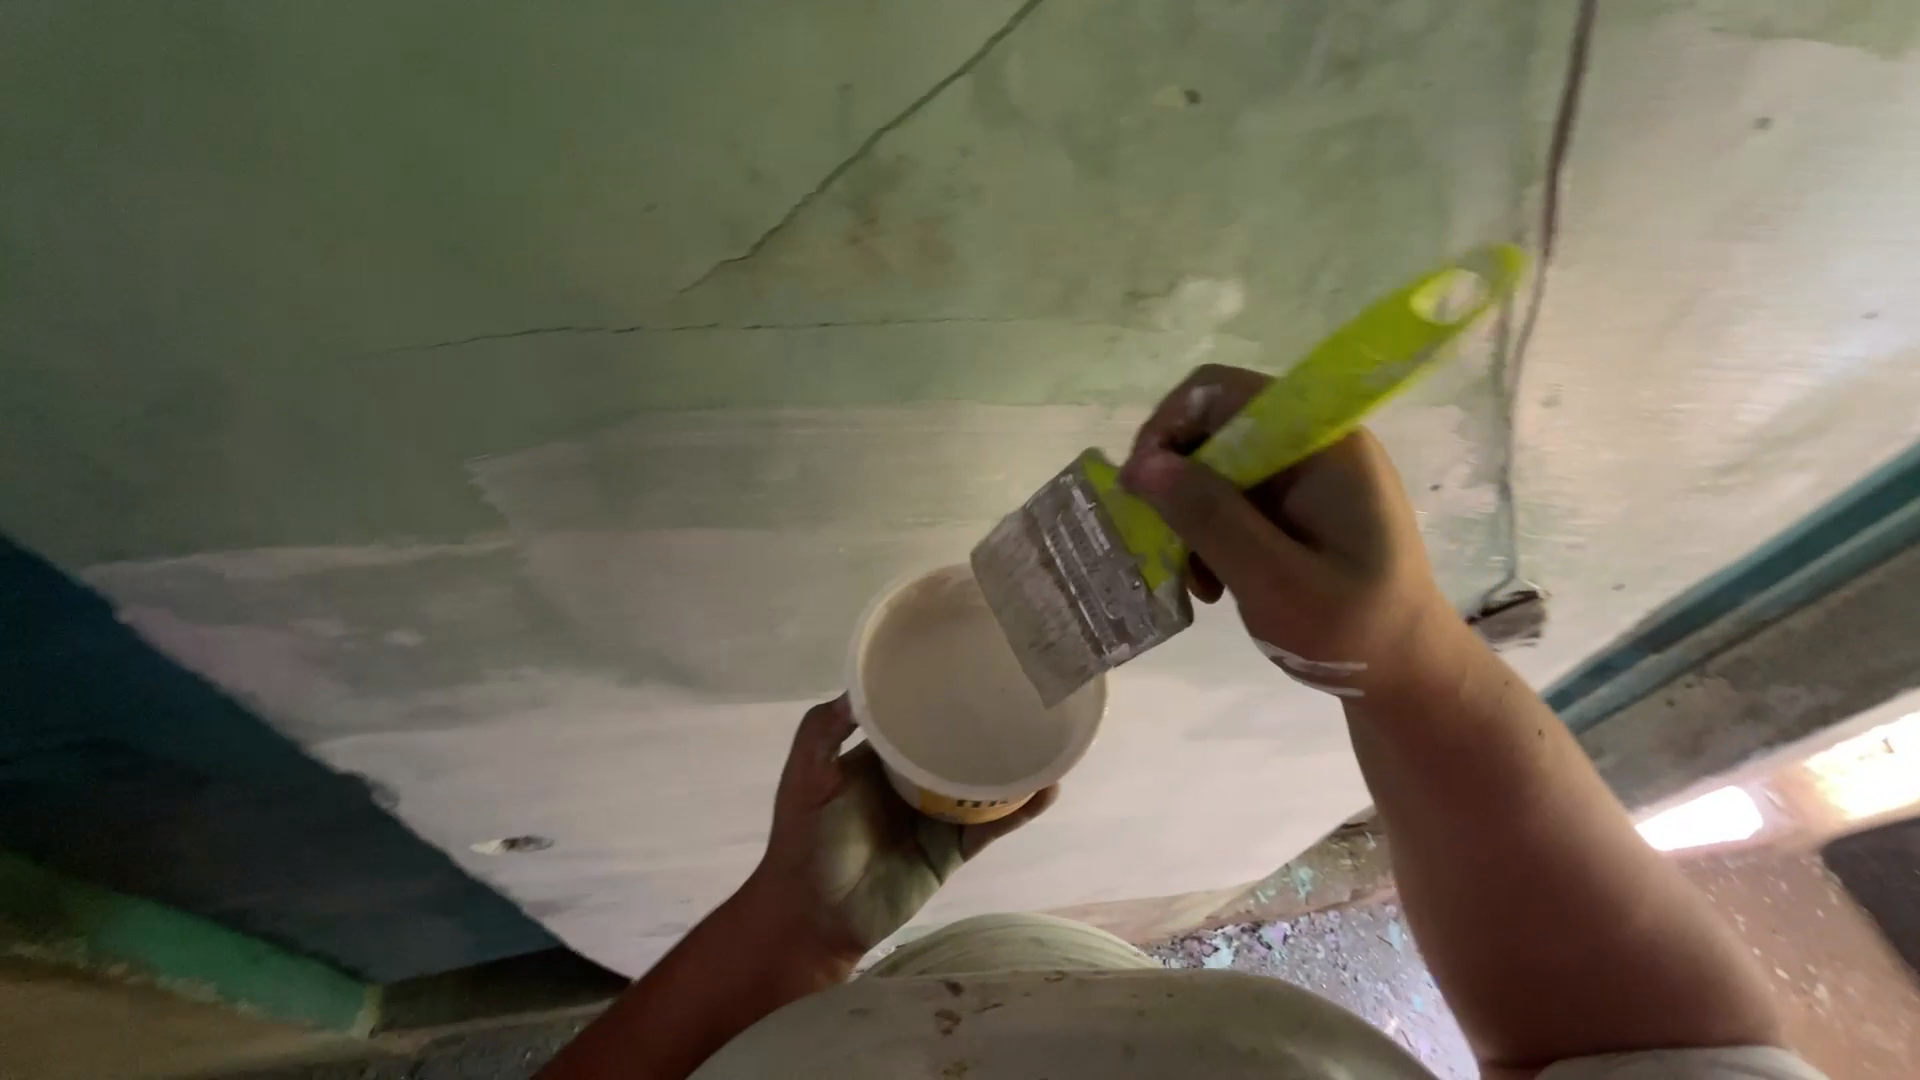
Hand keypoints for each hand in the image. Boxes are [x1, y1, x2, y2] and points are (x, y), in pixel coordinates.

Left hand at [744, 696, 1058, 964]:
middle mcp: (914, 779)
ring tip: (1050, 736)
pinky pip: (993, 825)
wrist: (815, 917)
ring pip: (984, 783)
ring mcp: (937, 814)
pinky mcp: (954, 849)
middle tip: (1025, 693)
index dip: (940, 692)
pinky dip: (1021, 809)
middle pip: (958, 745)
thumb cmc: (806, 839)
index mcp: (881, 757)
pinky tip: (1047, 788)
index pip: (916, 715)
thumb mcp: (806, 775)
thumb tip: (861, 685)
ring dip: (1014, 764)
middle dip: (987, 723)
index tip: (971, 662)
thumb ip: (823, 729)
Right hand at [1119, 363, 1463, 702]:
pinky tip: (1211, 582)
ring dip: (1187, 519)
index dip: (1168, 426)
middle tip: (1159, 542)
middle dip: (1174, 486)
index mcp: (1320, 443)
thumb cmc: (1353, 629)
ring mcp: (1300, 476)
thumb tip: (1140, 467)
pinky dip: (1205, 536)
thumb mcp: (1274, 580)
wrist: (1407, 672)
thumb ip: (1210, 518)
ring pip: (1211, 470)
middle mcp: (1308, 445)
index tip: (1140, 487)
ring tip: (1194, 578)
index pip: (1223, 392)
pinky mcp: (1291, 507)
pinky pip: (1226, 501)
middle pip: (1210, 431)